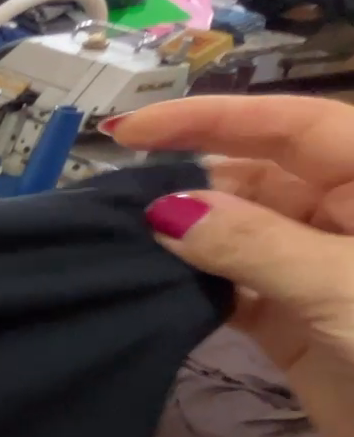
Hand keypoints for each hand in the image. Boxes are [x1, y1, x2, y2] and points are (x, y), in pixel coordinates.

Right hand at [112, 95, 353, 436]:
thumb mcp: (347, 290)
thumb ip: (254, 246)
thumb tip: (164, 209)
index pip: (300, 127)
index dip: (213, 120)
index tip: (128, 131)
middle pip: (258, 177)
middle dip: (185, 181)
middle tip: (106, 199)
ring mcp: (319, 268)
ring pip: (232, 232)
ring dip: (175, 235)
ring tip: (109, 239)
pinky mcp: (290, 316)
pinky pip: (223, 283)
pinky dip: (182, 281)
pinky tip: (142, 284)